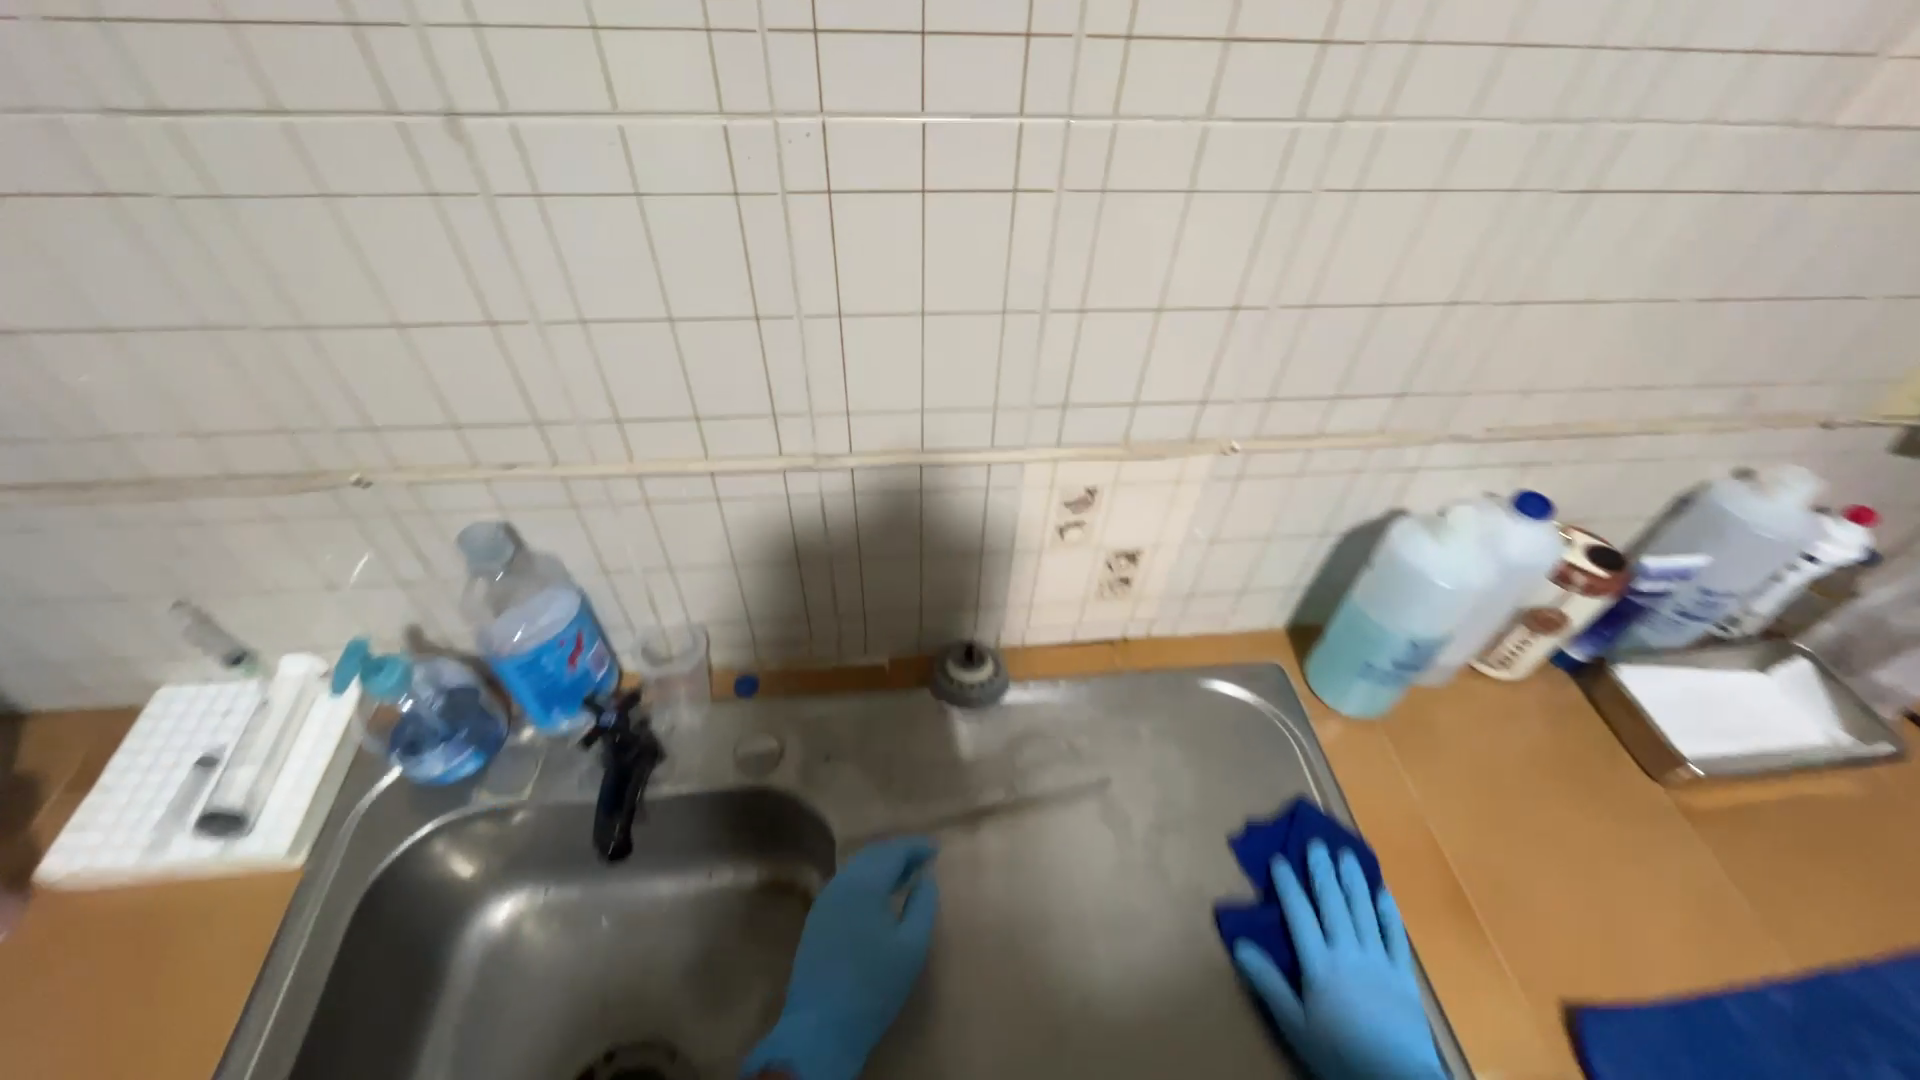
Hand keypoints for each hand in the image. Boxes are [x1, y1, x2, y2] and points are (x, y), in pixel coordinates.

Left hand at [742, 836, 938, 1079]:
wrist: (821, 1025)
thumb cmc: (874, 985)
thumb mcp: (912, 946)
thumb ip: (923, 904)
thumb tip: (926, 878)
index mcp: (864, 884)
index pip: (893, 851)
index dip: (916, 846)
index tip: (936, 849)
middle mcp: (840, 884)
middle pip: (872, 855)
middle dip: (899, 853)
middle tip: (923, 859)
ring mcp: (824, 901)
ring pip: (856, 869)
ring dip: (881, 866)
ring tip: (905, 875)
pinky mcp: (816, 919)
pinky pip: (846, 885)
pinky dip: (866, 880)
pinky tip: (879, 896)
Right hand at [1231, 840, 1442, 1079]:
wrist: (1396, 1079)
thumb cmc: (1338, 1052)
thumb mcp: (1294, 1023)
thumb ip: (1267, 981)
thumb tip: (1240, 943)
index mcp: (1318, 963)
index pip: (1299, 914)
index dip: (1288, 885)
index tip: (1279, 858)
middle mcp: (1348, 951)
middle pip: (1332, 903)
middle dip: (1322, 870)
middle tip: (1316, 841)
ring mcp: (1379, 960)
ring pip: (1363, 910)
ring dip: (1353, 879)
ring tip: (1345, 853)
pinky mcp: (1404, 974)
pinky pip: (1395, 935)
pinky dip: (1388, 910)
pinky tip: (1383, 891)